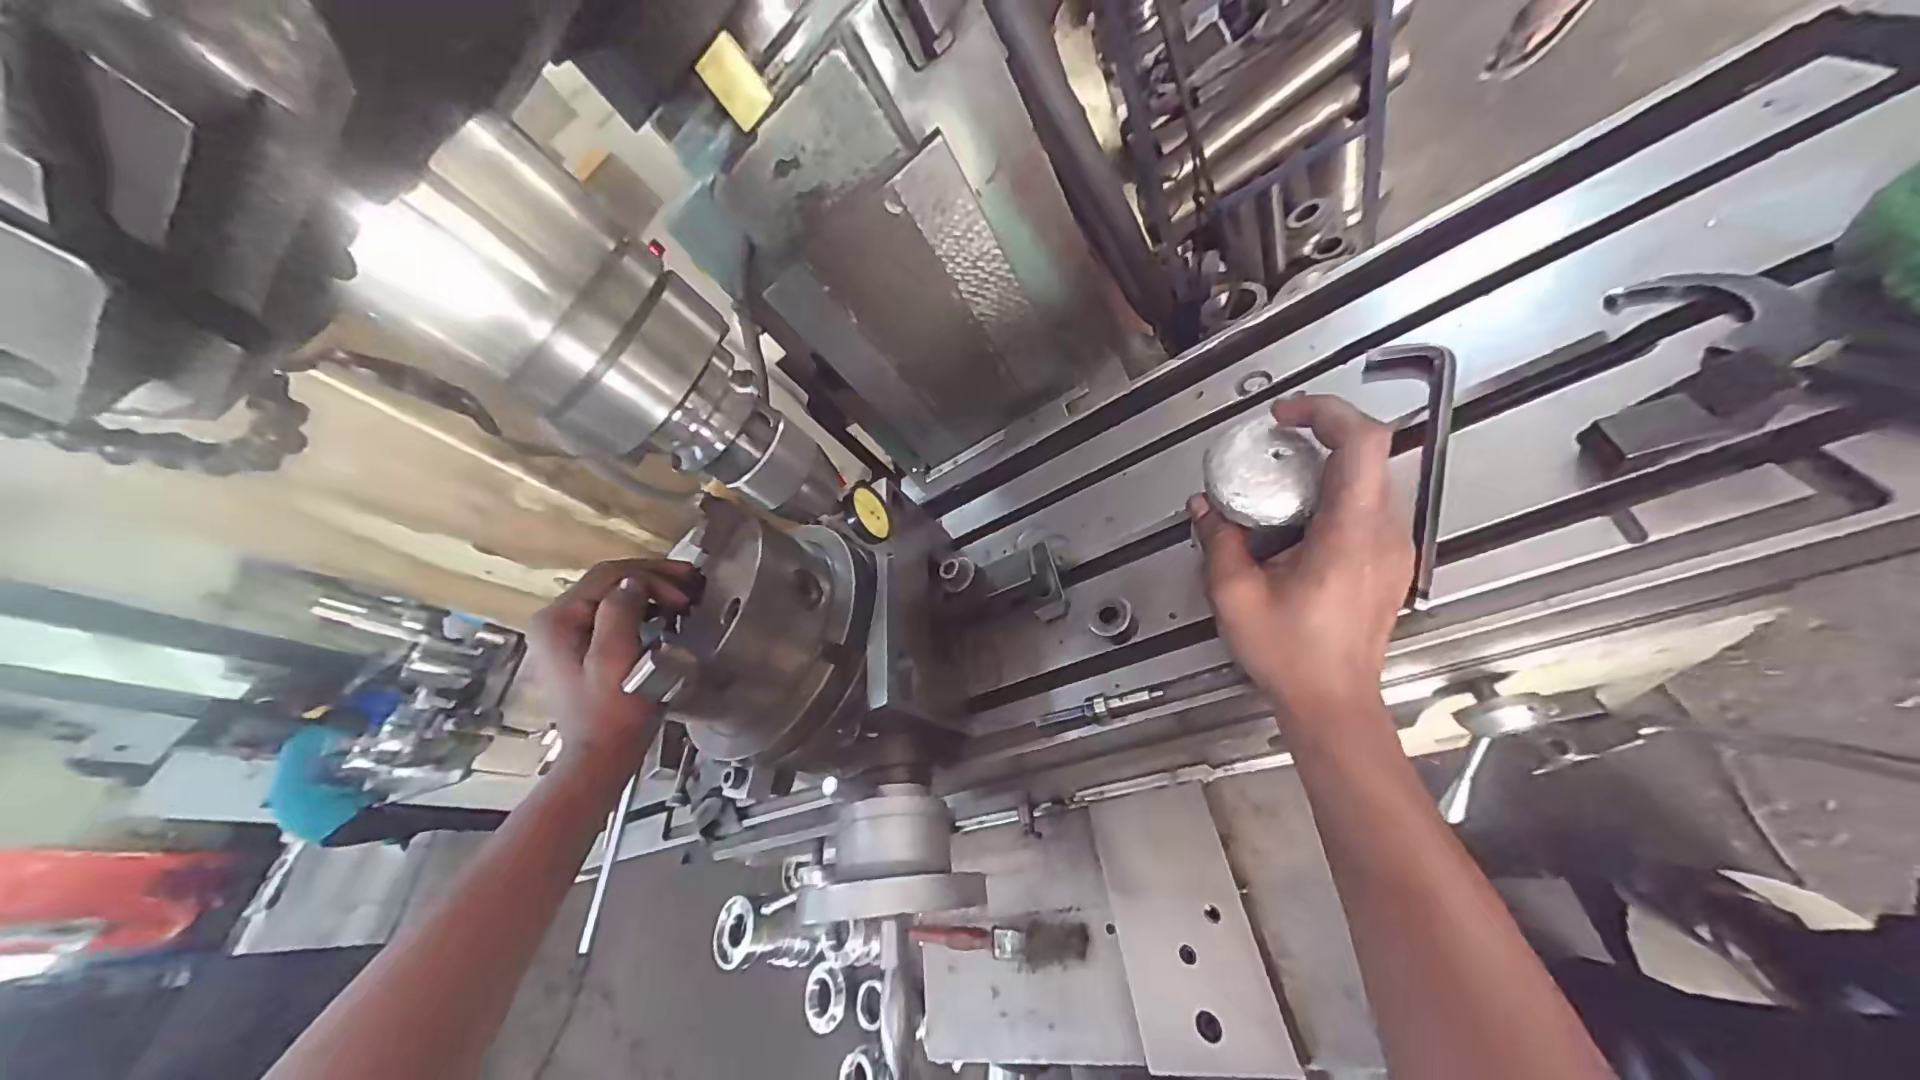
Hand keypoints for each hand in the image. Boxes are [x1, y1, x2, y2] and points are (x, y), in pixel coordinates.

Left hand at [528, 559, 698, 769]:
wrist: (601, 756)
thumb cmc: (612, 712)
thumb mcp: (616, 659)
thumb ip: (621, 613)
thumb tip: (636, 583)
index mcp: (558, 620)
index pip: (608, 576)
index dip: (652, 576)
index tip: (686, 591)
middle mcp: (555, 621)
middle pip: (608, 581)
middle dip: (653, 577)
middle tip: (692, 582)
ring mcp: (566, 634)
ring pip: (613, 594)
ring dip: (651, 590)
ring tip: (684, 594)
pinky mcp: (581, 647)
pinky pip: (614, 613)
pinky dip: (643, 607)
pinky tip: (665, 611)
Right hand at [1189, 395, 1412, 722]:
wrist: (1332, 699)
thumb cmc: (1295, 656)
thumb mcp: (1235, 595)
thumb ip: (1217, 541)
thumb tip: (1204, 508)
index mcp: (1350, 535)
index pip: (1362, 442)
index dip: (1325, 411)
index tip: (1287, 414)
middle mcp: (1383, 535)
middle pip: (1369, 452)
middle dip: (1320, 432)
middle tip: (1277, 441)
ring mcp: (1392, 548)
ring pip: (1370, 476)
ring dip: (1326, 463)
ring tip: (1280, 480)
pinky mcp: (1387, 561)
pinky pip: (1367, 505)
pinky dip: (1333, 492)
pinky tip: (1295, 518)